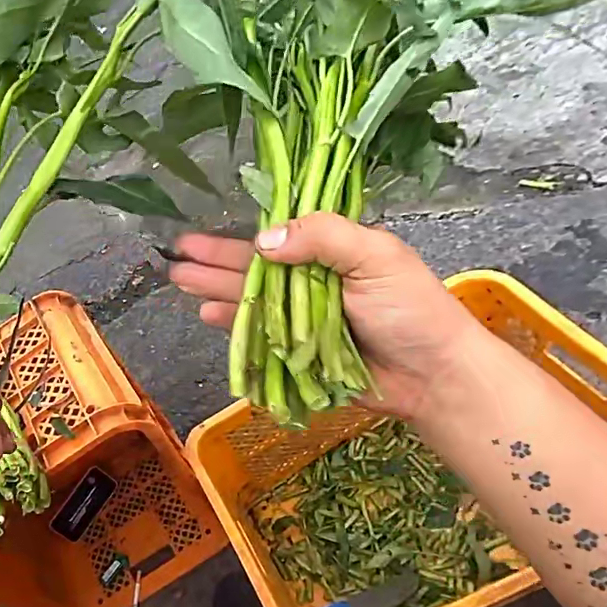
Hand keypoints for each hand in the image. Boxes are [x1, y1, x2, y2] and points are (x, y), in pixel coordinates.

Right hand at [168, 213, 487, 423]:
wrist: (431, 376)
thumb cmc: (411, 310)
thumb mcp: (374, 257)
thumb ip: (322, 238)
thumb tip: (262, 241)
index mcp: (331, 249)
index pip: (276, 235)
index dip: (238, 232)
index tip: (203, 231)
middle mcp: (311, 280)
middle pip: (253, 267)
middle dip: (213, 260)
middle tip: (175, 255)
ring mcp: (302, 317)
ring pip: (250, 298)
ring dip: (214, 288)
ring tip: (180, 279)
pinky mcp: (297, 350)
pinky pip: (258, 333)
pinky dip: (234, 324)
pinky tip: (208, 314)